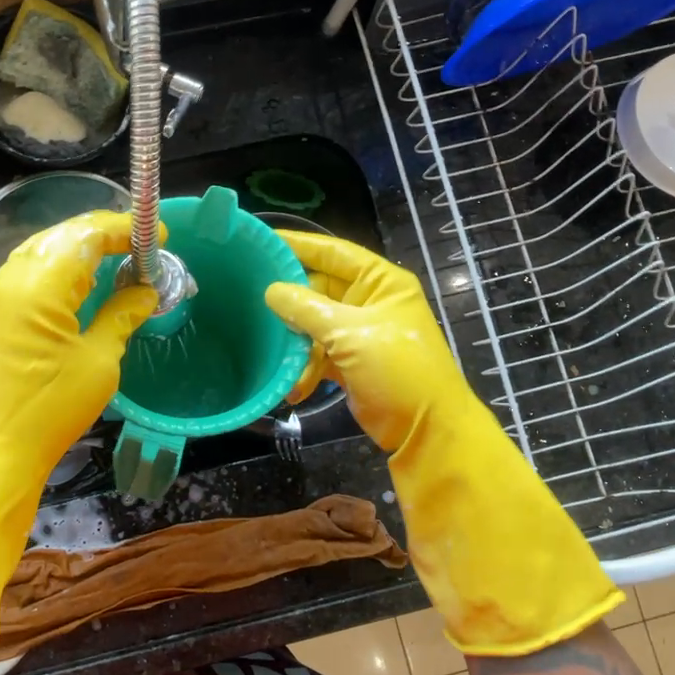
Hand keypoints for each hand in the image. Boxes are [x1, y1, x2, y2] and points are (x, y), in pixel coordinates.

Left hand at [0, 212, 156, 649]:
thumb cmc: (51, 407)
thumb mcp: (99, 361)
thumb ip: (122, 316)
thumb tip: (145, 291)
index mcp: (40, 285)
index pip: (84, 236)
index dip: (122, 229)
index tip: (157, 236)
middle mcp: (15, 280)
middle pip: (61, 237)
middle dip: (102, 234)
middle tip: (140, 245)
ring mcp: (1, 297)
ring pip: (43, 252)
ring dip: (80, 249)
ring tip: (118, 257)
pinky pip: (31, 275)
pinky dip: (61, 269)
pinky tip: (84, 282)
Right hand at [264, 231, 621, 655]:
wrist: (427, 432)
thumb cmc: (398, 372)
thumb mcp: (351, 335)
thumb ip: (307, 310)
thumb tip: (271, 291)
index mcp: (381, 282)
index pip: (333, 252)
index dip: (297, 245)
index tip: (259, 242)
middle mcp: (371, 301)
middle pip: (319, 288)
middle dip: (289, 301)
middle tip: (248, 299)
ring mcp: (361, 333)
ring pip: (313, 324)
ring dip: (294, 342)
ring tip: (274, 355)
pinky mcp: (352, 362)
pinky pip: (318, 354)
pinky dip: (304, 368)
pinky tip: (292, 388)